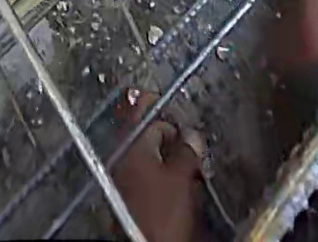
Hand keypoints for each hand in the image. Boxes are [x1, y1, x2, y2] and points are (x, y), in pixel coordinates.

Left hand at [111, 89, 203, 241]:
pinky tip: (178, 188)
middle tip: (194, 148)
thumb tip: (192, 134)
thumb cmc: (161, 211)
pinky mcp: (128, 197)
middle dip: (173, 139)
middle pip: (149, 134)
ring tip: (191, 171)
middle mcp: (123, 154)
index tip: (181, 110)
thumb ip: (188, 149)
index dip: (164, 107)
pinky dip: (162, 177)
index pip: (145, 109)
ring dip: (170, 159)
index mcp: (133, 143)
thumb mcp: (181, 177)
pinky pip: (147, 176)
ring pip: (150, 156)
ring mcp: (123, 177)